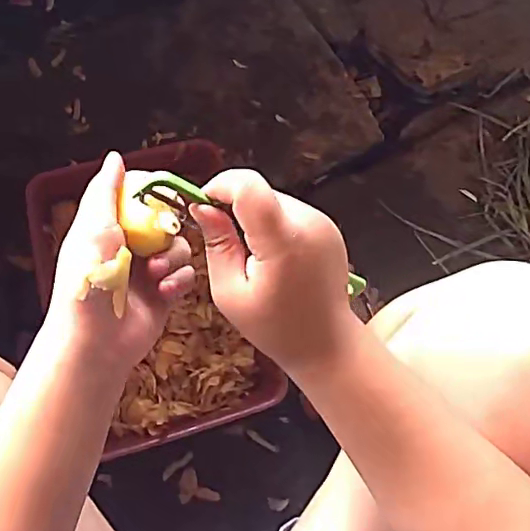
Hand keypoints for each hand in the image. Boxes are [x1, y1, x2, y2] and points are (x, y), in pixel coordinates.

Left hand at [46, 152, 195, 374]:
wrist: (95, 345)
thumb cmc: (87, 285)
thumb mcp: (93, 229)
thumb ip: (105, 192)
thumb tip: (115, 158)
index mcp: (106, 228)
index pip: (136, 199)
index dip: (153, 195)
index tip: (164, 196)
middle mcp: (127, 247)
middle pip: (164, 221)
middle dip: (167, 229)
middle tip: (161, 236)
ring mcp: (146, 272)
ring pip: (179, 246)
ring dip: (173, 257)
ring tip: (156, 273)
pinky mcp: (163, 294)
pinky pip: (186, 274)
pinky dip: (179, 279)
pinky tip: (165, 290)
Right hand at [192, 169, 360, 372]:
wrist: (327, 343)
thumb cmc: (277, 327)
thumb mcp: (230, 292)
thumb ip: (217, 244)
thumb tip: (202, 208)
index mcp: (284, 242)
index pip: (249, 186)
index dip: (220, 186)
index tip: (205, 205)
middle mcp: (308, 224)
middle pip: (258, 191)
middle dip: (233, 205)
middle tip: (221, 236)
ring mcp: (322, 222)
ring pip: (270, 197)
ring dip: (252, 215)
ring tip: (249, 253)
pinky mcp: (326, 225)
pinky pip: (286, 209)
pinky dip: (270, 222)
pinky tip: (269, 254)